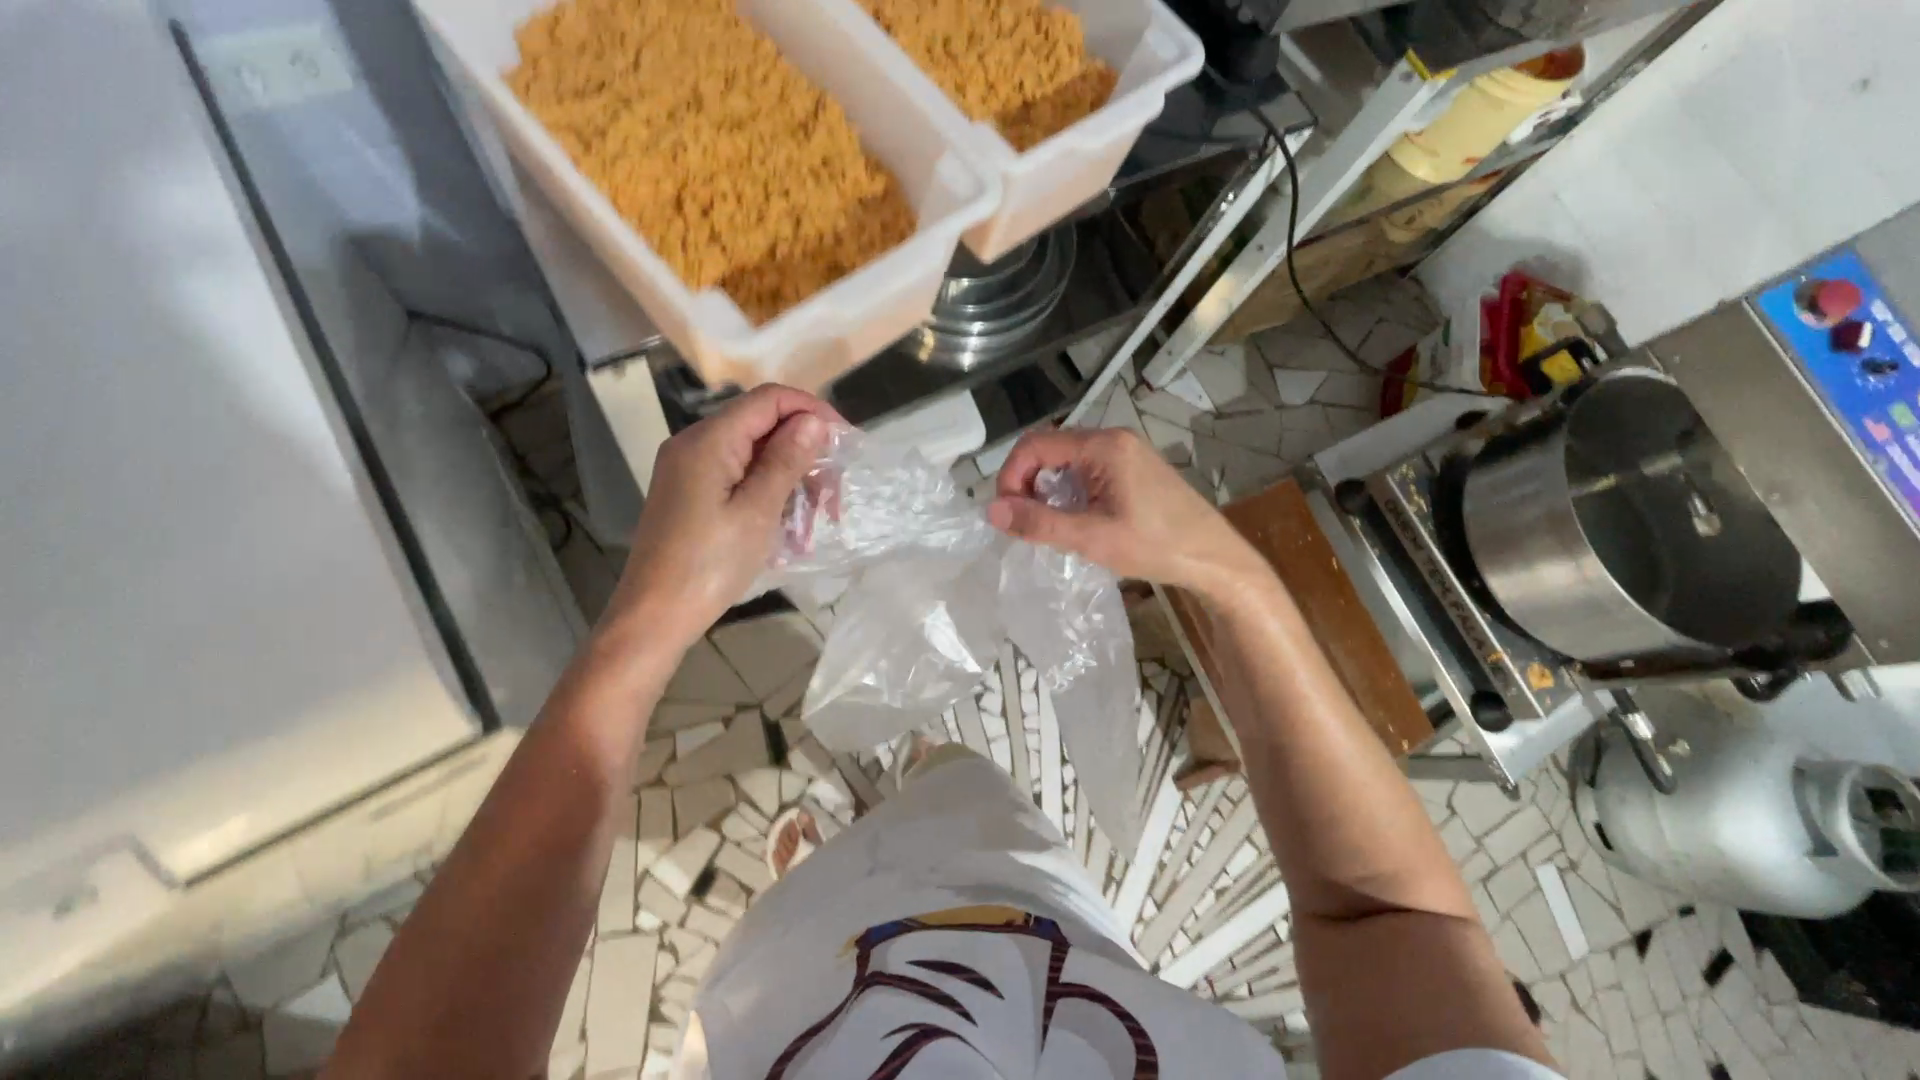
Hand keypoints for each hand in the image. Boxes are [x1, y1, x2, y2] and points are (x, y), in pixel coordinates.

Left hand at [607, 384, 840, 649]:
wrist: (654, 617)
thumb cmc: (709, 565)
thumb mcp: (757, 512)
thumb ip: (785, 460)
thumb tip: (812, 420)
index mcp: (708, 440)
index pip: (769, 399)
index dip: (812, 411)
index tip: (846, 444)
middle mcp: (694, 444)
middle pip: (763, 426)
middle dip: (805, 454)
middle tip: (834, 498)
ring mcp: (690, 471)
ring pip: (755, 455)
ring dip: (791, 482)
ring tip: (815, 524)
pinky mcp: (691, 495)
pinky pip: (739, 479)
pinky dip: (769, 496)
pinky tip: (788, 532)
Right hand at [988, 427, 1270, 602]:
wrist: (1212, 557)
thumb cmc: (1155, 546)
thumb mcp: (1092, 538)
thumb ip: (1039, 523)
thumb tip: (992, 511)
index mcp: (1103, 446)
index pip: (1035, 444)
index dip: (1011, 476)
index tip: (1008, 513)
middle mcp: (1114, 438)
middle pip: (1050, 448)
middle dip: (1027, 483)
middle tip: (1024, 522)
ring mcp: (1126, 451)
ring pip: (1067, 461)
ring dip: (1048, 489)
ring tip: (1048, 525)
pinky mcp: (1134, 468)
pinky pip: (1087, 470)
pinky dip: (1070, 491)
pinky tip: (1075, 520)